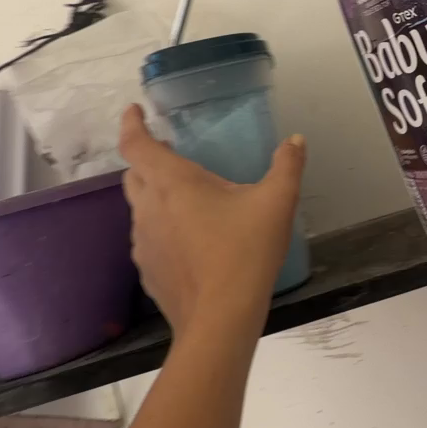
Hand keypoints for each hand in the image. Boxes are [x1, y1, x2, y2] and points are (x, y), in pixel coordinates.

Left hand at [117, 105, 304, 337]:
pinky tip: (192, 239)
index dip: (131, 124)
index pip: (137, 145)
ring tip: (188, 199)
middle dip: (147, 159)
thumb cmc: (246, 251)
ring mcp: (143, 242)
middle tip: (171, 152)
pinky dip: (163, 227)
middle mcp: (149, 208)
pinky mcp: (148, 270)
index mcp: (175, 184)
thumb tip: (295, 140)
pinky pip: (149, 237)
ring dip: (156, 195)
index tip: (134, 110)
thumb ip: (288, 165)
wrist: (221, 317)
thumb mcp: (278, 202)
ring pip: (140, 207)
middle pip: (135, 174)